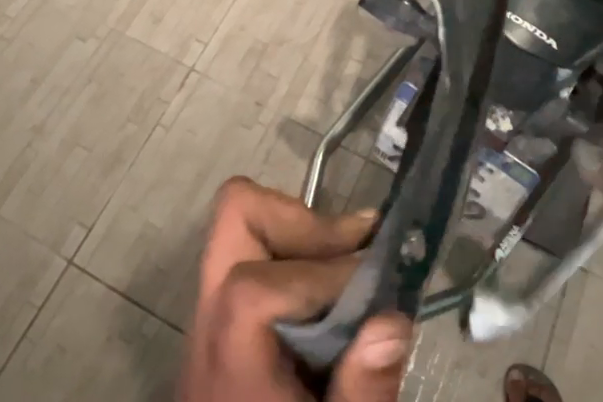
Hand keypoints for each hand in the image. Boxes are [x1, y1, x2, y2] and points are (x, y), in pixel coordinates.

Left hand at [180, 178, 413, 400]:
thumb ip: (365, 391)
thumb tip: (392, 319)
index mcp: (229, 360)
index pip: (253, 286)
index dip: (320, 275)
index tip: (377, 291)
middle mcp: (209, 324)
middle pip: (235, 219)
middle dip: (303, 222)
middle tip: (359, 252)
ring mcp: (211, 320)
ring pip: (242, 229)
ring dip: (303, 238)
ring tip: (357, 271)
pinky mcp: (223, 328)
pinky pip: (253, 259)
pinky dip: (297, 260)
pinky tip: (338, 298)